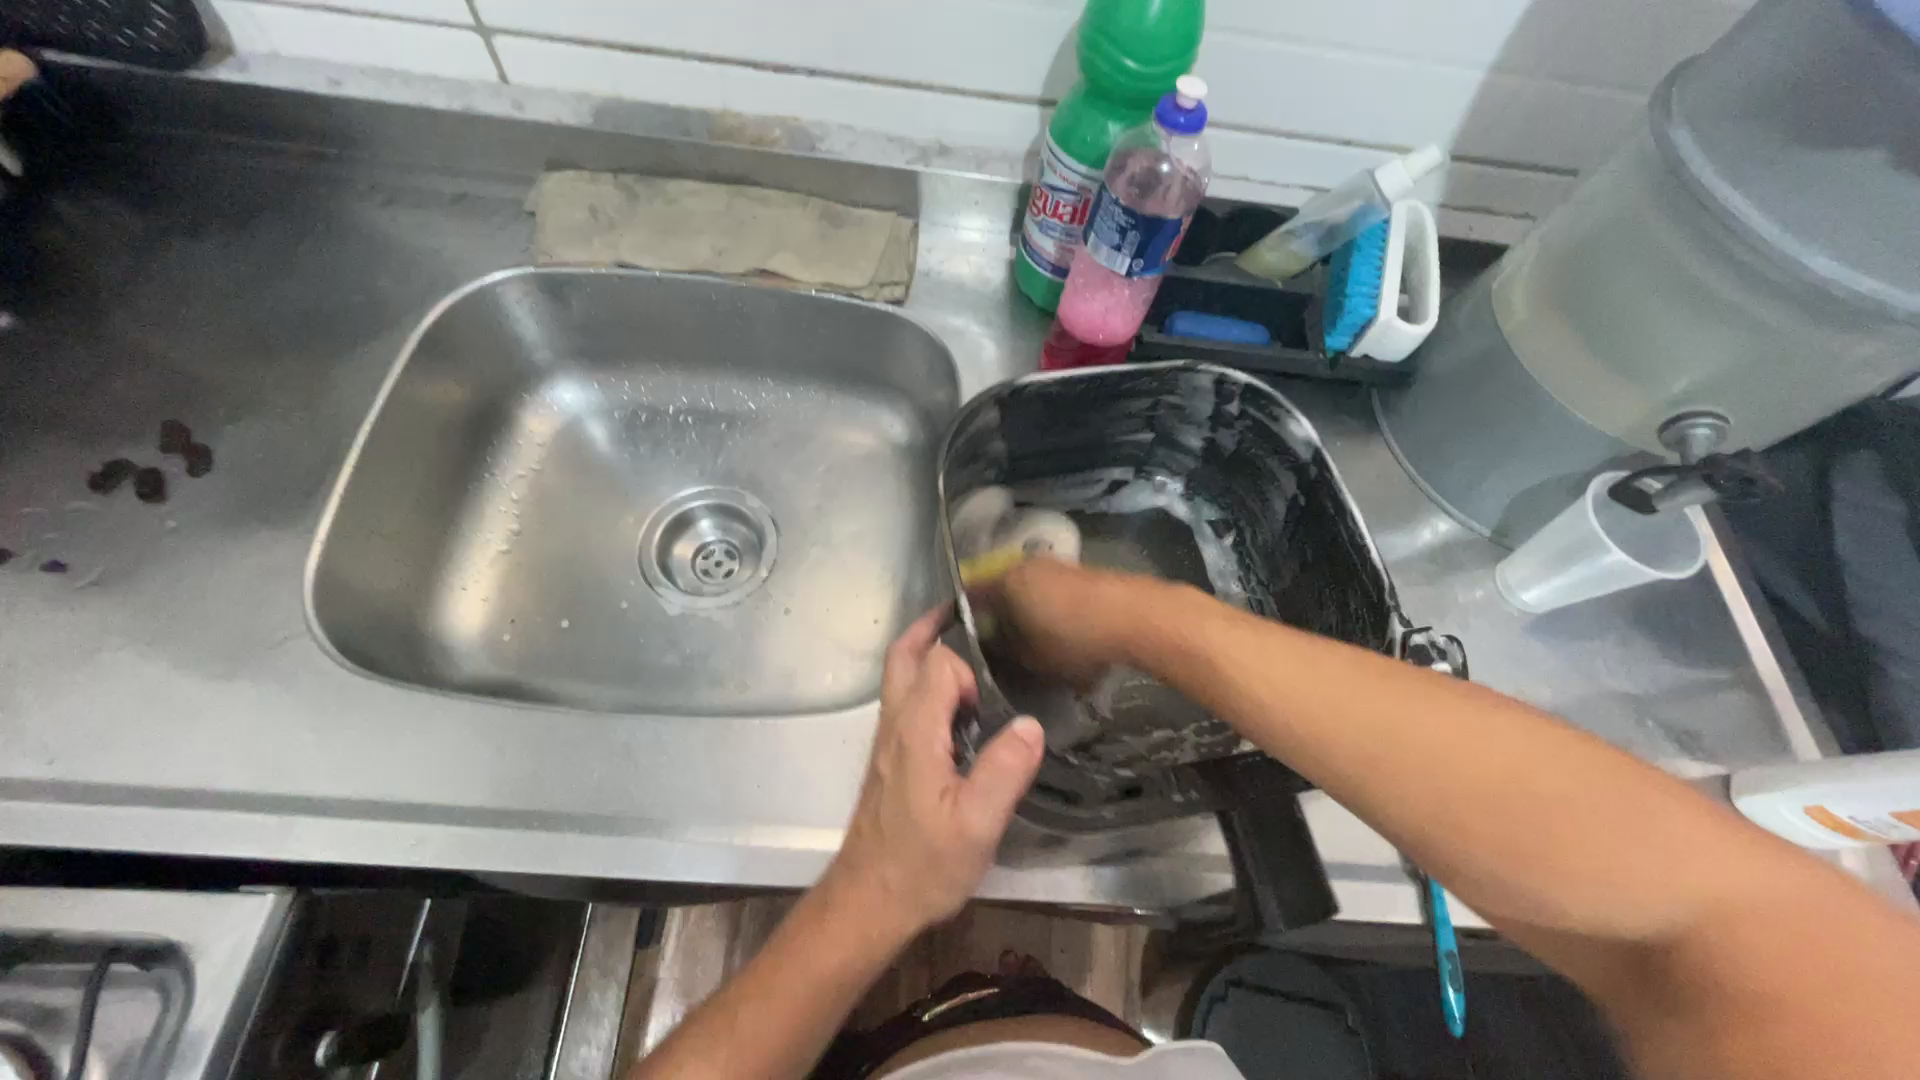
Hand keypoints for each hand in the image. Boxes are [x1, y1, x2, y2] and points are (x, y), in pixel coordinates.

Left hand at [824, 606, 1045, 936]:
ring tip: (973, 659)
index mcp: (915, 730)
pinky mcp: (889, 759)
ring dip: (928, 654)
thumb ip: (1004, 770)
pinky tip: (959, 711)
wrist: (869, 900)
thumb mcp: (976, 825)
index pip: (938, 663)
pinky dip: (927, 684)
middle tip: (969, 620)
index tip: (992, 700)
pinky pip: (905, 702)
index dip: (969, 668)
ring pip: (900, 677)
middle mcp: (894, 724)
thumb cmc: (922, 865)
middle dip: (931, 629)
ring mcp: (887, 741)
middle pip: (903, 655)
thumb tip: (1031, 723)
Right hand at [974, 558, 1174, 684]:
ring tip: (1025, 644)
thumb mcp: (1030, 655)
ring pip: (1027, 591)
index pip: (968, 593)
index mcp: (1005, 580)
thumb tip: (991, 642)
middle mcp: (1026, 565)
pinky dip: (1047, 612)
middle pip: (999, 589)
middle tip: (991, 644)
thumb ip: (1004, 648)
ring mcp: (1057, 567)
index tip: (953, 634)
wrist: (1134, 617)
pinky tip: (1057, 635)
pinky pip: (1051, 595)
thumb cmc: (1072, 638)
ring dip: (1023, 614)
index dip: (957, 614)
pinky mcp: (1081, 575)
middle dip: (994, 615)